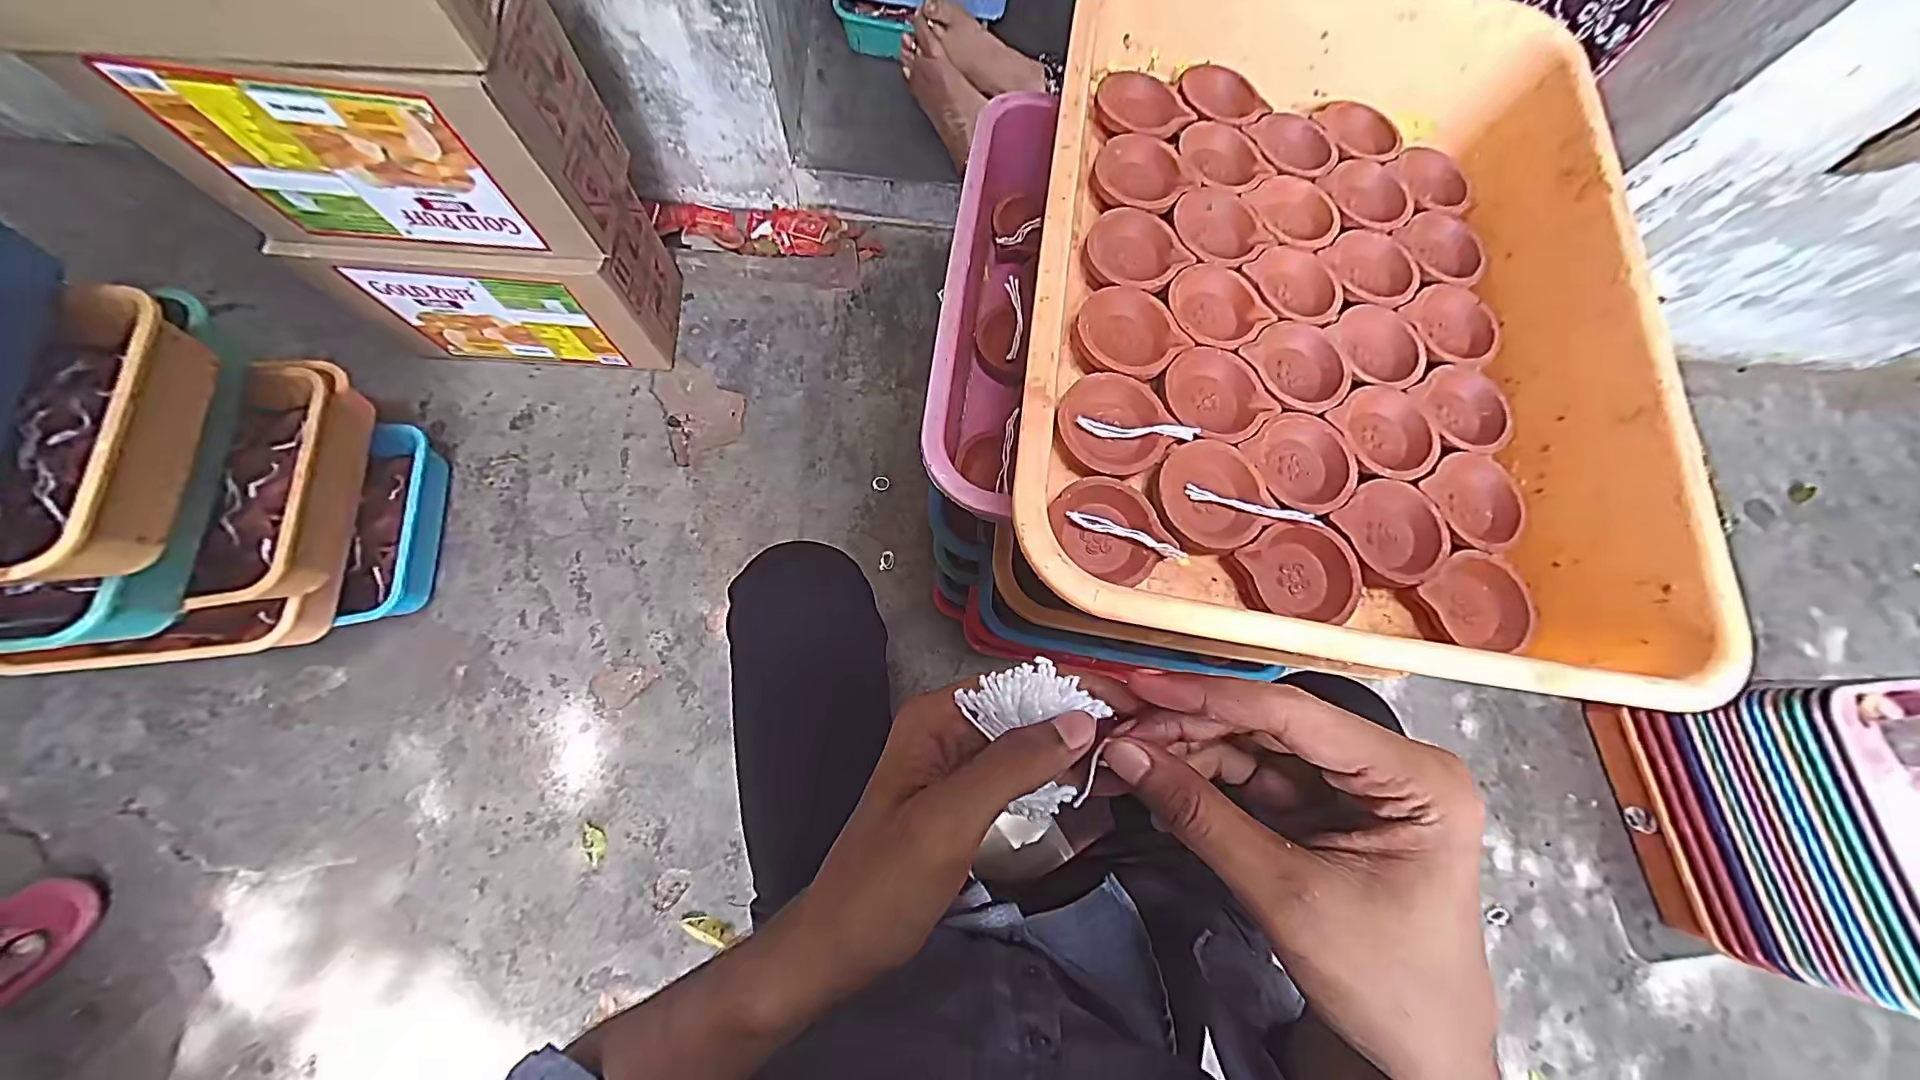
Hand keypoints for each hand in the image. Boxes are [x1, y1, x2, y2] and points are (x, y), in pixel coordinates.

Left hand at [569, 686, 1100, 1079]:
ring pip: (1029, 737)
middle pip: (1029, 706)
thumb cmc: (885, 881)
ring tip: (1133, 751)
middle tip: (1145, 731)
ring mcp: (959, 759)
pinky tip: (1092, 781)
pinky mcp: (968, 791)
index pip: (1020, 682)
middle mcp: (948, 725)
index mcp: (937, 715)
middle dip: (1084, 713)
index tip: (1135, 702)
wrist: (843, 942)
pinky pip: (1020, 769)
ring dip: (1076, 743)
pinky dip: (1057, 772)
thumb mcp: (949, 819)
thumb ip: (1012, 765)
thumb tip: (1079, 720)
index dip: (1077, 687)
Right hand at [1102, 673, 1496, 1079]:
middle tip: (1124, 729)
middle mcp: (1383, 766)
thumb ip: (1201, 817)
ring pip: (1247, 745)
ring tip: (1131, 757)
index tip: (1147, 686)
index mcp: (1413, 777)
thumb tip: (1131, 756)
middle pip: (1263, 724)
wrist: (1410, 1055)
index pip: (1293, 713)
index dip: (1209, 695)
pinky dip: (1199, 777)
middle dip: (1187, 727)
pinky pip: (1246, 774)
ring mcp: (1347, 784)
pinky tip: (1160, 781)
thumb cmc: (1392, 988)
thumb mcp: (1286, 894)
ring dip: (1185, 750)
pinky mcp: (1316, 804)